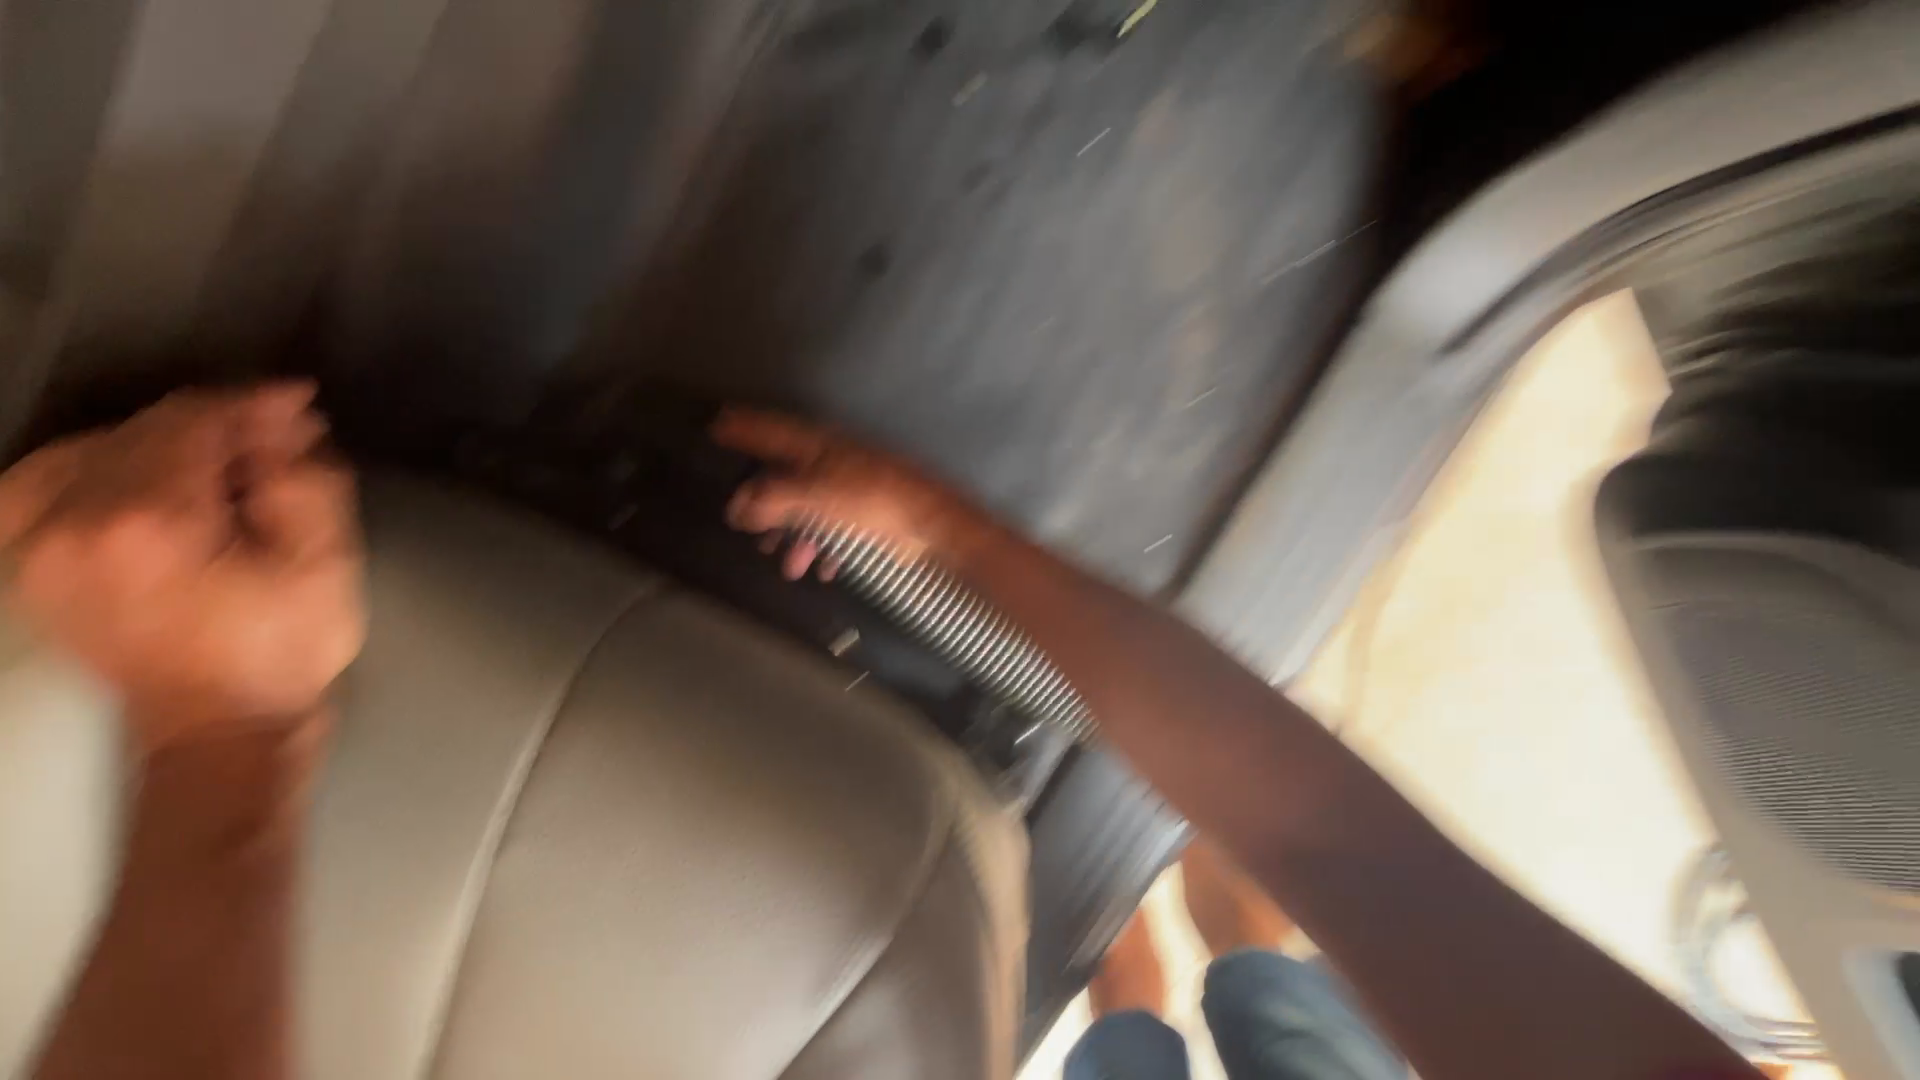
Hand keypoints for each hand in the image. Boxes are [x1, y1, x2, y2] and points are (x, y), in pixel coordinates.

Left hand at [0, 383, 365, 747]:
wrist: (220, 728)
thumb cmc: (286, 647)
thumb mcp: (327, 561)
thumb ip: (305, 479)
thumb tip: (282, 425)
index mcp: (149, 523)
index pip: (191, 423)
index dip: (251, 403)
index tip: (299, 400)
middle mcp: (69, 523)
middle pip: (141, 431)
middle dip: (217, 424)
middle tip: (281, 437)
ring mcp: (33, 545)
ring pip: (91, 448)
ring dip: (163, 442)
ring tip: (224, 462)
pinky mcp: (28, 564)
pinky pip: (42, 482)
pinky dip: (97, 465)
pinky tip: (142, 477)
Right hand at [712, 407, 1000, 579]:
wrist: (929, 521)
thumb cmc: (869, 500)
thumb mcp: (813, 497)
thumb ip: (771, 500)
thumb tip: (736, 507)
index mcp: (814, 446)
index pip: (768, 429)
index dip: (741, 427)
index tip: (716, 426)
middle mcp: (829, 460)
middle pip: (785, 475)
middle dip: (765, 504)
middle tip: (745, 526)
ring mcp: (849, 487)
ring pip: (809, 508)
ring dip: (795, 536)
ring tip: (787, 564)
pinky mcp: (867, 514)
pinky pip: (835, 529)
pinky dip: (825, 548)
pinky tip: (822, 569)